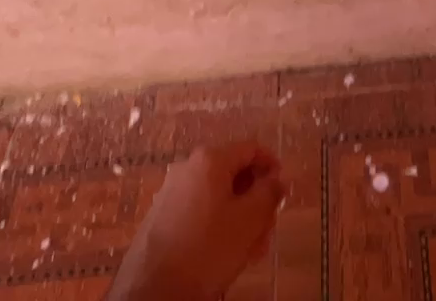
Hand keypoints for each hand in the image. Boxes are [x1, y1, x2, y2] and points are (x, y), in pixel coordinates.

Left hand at [109, 142, 285, 300]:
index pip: (252, 149)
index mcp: (210, 160)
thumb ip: (270, 192)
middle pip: (234, 173)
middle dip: (255, 199)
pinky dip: (217, 224)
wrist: (152, 291)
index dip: (273, 166)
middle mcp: (188, 168)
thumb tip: (279, 177)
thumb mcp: (250, 220)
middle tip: (267, 227)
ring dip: (239, 216)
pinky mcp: (161, 217)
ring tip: (250, 248)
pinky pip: (199, 210)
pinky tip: (225, 252)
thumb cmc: (207, 249)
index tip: (283, 191)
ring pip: (218, 196)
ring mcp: (171, 192)